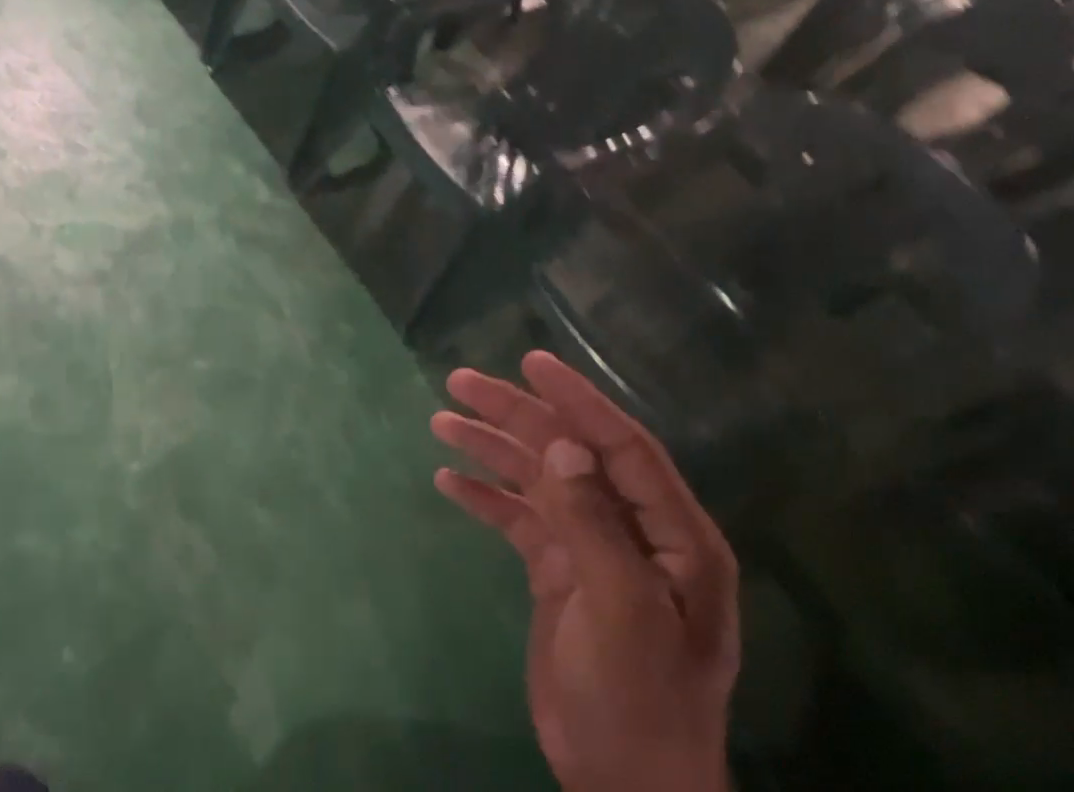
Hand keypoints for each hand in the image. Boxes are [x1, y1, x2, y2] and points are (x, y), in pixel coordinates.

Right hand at [432, 352, 738, 791]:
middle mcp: (637, 533)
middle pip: (572, 456)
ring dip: (493, 451)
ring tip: (439, 422)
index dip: (577, 400)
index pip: (622, 447)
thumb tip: (565, 446)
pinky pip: (521, 521)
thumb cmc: (637, 695)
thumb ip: (594, 524)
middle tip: (457, 382)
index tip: (530, 362)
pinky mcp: (562, 577)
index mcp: (674, 535)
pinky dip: (486, 498)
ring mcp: (596, 554)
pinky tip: (449, 481)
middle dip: (517, 416)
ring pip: (541, 483)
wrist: (624, 776)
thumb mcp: (621, 608)